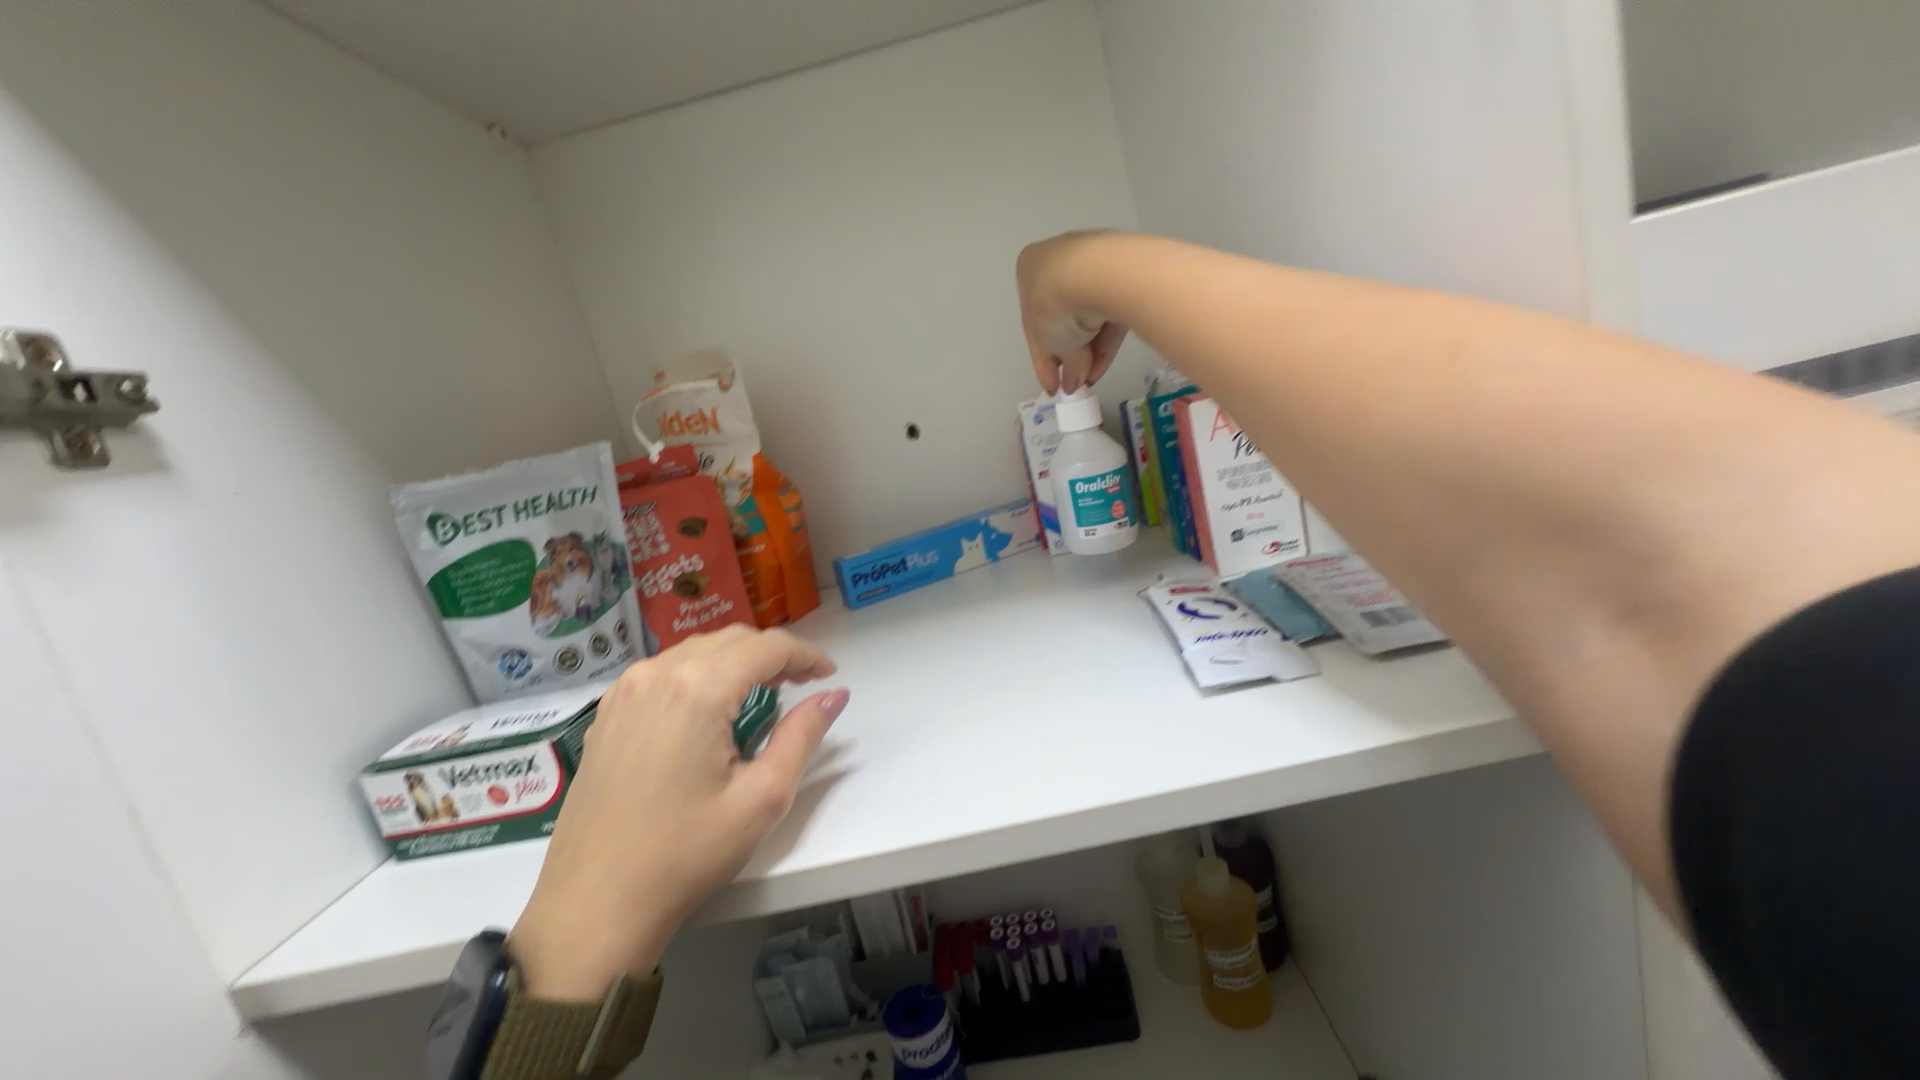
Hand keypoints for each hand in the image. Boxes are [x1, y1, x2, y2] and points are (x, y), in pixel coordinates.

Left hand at [509, 626, 846, 1000]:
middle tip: (802, 685)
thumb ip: (802, 736)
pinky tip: (712, 708)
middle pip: (730, 640)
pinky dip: (699, 674)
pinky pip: (664, 671)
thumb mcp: (761, 797)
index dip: (805, 655)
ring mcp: (625, 691)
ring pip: (695, 651)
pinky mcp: (607, 713)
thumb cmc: (685, 855)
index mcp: (698, 689)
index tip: (829, 675)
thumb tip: (835, 694)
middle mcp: (657, 674)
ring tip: (764, 693)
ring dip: (736, 661)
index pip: (766, 648)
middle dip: (773, 654)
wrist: (594, 904)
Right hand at [1016, 229, 1130, 393]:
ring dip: (1088, 351)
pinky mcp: (1123, 272)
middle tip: (1074, 384)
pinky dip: (1105, 339)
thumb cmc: (1055, 304)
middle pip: (1062, 317)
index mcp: (1028, 270)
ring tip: (1090, 379)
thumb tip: (1071, 383)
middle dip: (1069, 355)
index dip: (1043, 359)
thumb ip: (1062, 363)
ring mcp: (1092, 263)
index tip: (1053, 385)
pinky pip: (1109, 310)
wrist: (1098, 273)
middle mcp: (1057, 261)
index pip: (1033, 321)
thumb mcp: (1050, 343)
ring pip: (1087, 314)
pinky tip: (1103, 365)